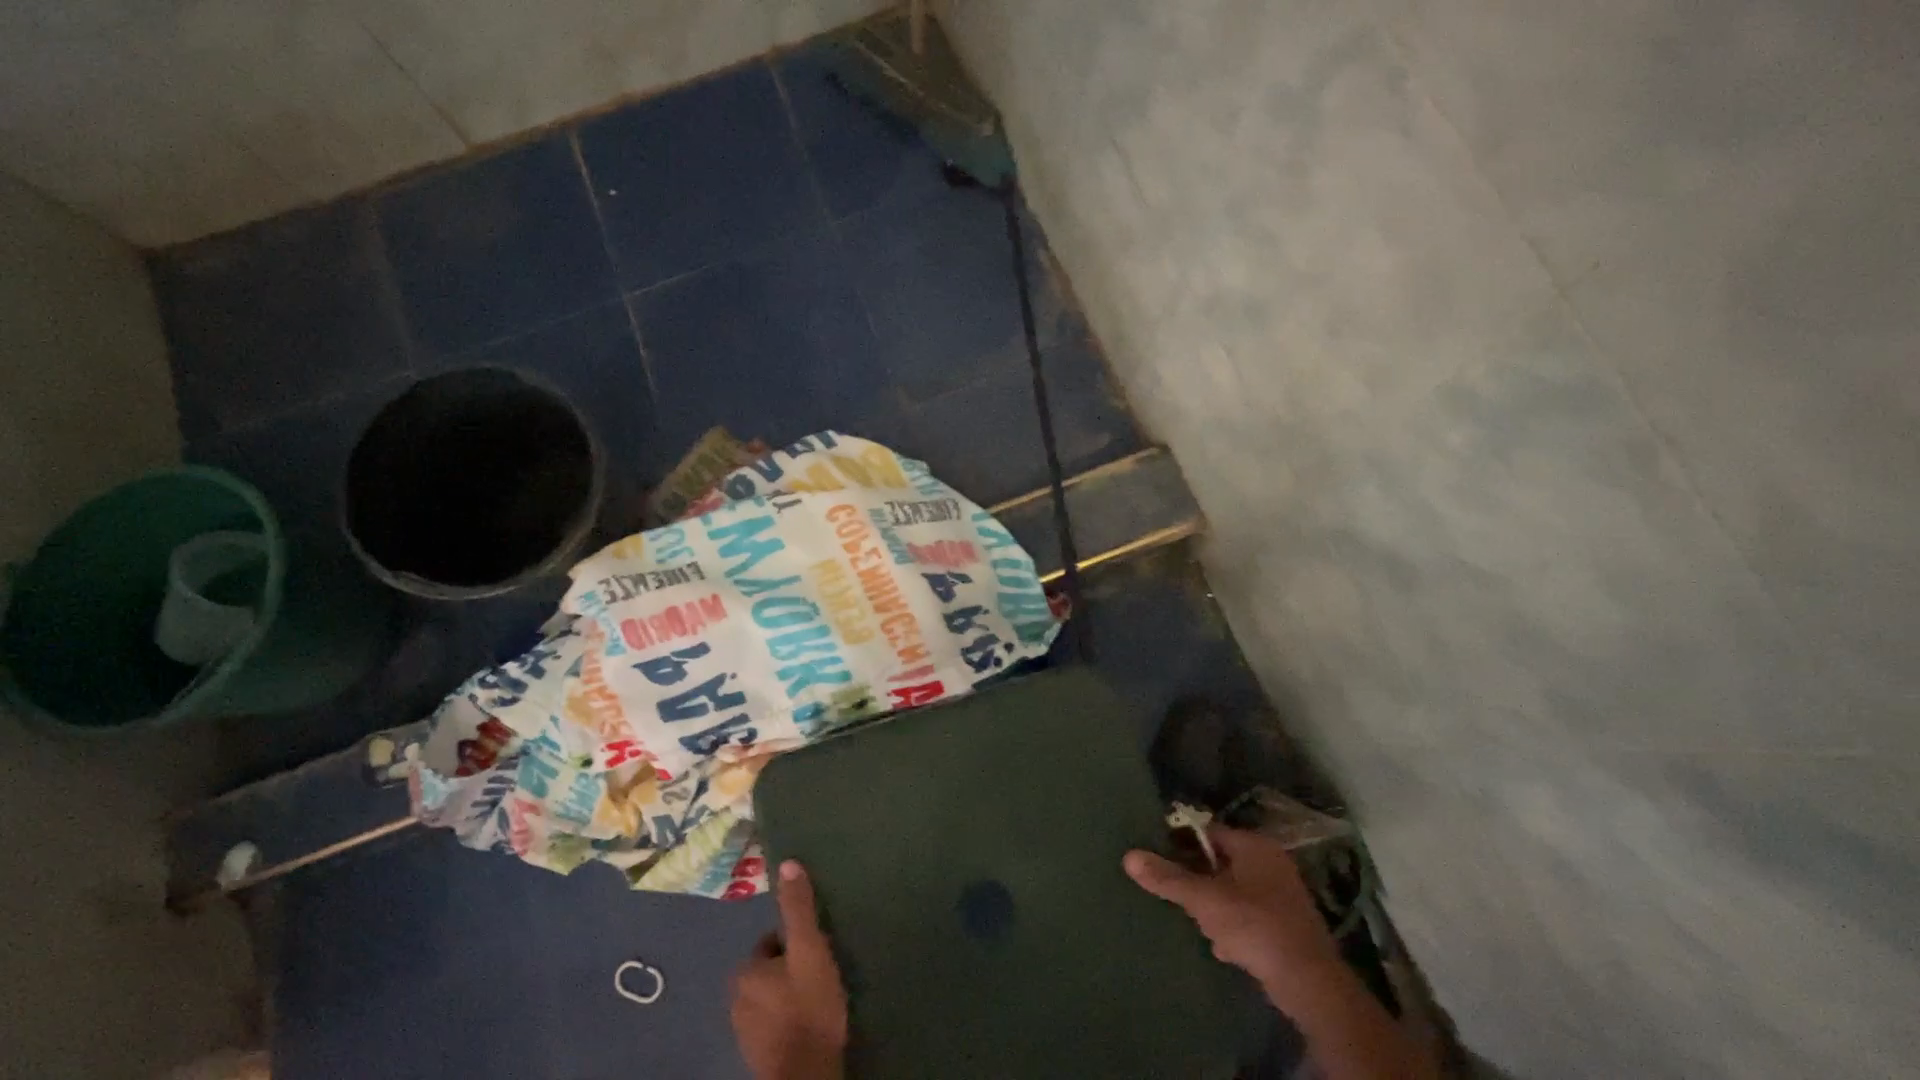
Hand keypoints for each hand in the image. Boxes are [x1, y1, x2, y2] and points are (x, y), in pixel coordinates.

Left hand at [730, 861, 848, 1079]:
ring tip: (819, 1001)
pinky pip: (774, 1024)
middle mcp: (735, 998)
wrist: (806, 1072)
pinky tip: (809, 1024)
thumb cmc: (808, 1006)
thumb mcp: (809, 950)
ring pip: (772, 998)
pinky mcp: (756, 1054)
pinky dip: (789, 1020)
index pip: (771, 943)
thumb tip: (788, 863)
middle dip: (792, 970)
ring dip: (790, 996)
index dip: (797, 945)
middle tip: (822, 977)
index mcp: (744, 971)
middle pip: (770, 970)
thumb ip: (798, 909)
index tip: (818, 955)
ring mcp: (744, 1030)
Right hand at [1124, 826, 1343, 1001]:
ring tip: (1191, 919)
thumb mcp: (1204, 900)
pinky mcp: (1284, 925)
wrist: (1307, 980)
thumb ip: (1168, 878)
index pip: (1209, 831)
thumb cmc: (1254, 926)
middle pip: (1220, 861)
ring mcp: (1281, 895)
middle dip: (1196, 877)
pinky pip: (1246, 916)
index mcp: (1255, 846)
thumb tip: (1129, 856)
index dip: (1181, 840)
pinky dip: (1231, 926)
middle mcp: (1271, 863)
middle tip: (1168, 888)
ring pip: (1232, 890)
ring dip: (1212, 905)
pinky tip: (1219, 946)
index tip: (1155, 853)